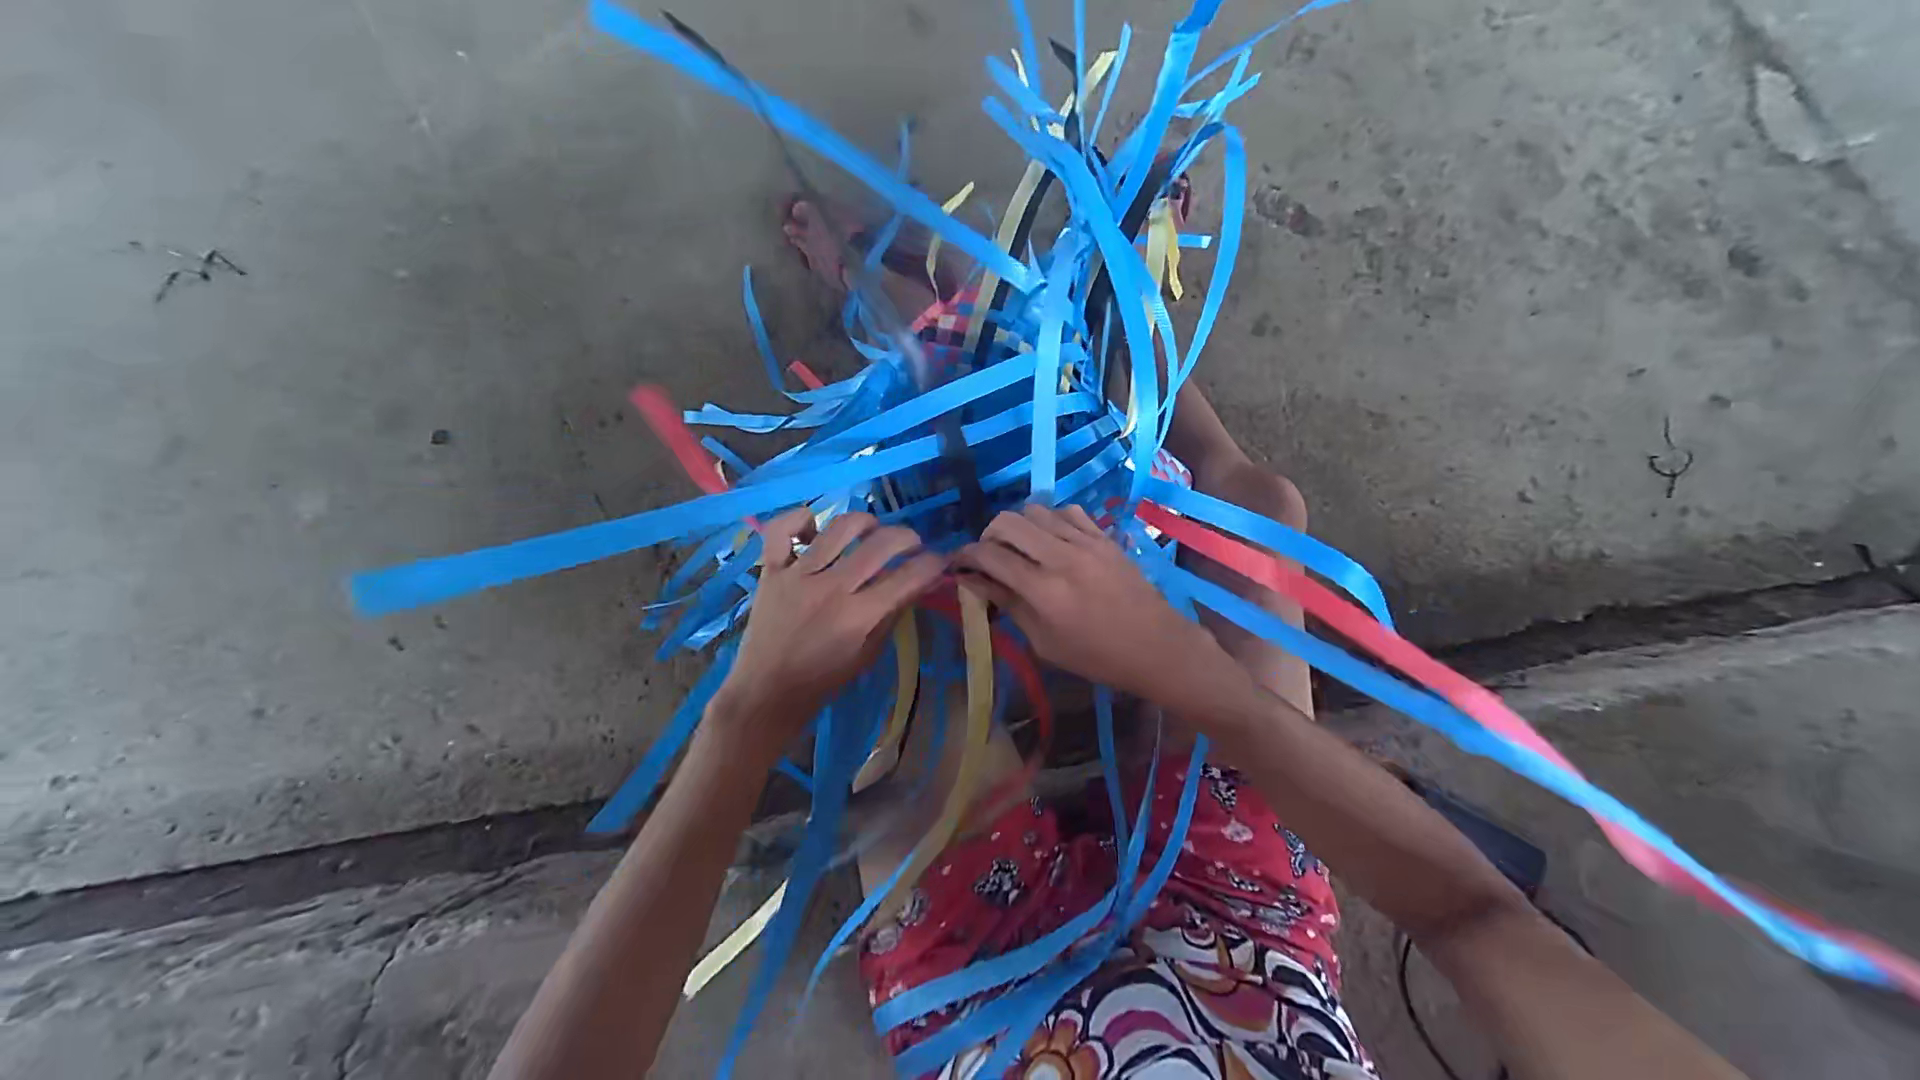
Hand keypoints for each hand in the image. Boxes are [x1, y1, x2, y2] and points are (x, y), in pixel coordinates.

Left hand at [709, 508, 945, 761]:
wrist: (766, 691)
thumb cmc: (823, 679)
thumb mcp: (868, 654)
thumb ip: (892, 614)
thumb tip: (917, 582)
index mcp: (858, 616)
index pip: (908, 576)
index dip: (932, 563)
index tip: (939, 560)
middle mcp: (831, 588)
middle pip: (880, 543)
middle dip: (907, 537)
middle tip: (911, 544)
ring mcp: (798, 575)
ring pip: (839, 528)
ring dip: (866, 522)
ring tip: (872, 532)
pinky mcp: (771, 571)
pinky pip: (781, 530)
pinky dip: (800, 520)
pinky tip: (816, 529)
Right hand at [955, 504, 1248, 716]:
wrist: (1156, 647)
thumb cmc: (1095, 656)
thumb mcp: (1044, 642)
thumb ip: (1008, 604)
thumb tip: (972, 581)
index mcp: (1044, 591)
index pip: (990, 556)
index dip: (965, 556)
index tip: (958, 564)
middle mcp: (1062, 557)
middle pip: (1008, 521)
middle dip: (988, 535)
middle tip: (990, 556)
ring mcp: (1086, 542)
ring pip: (1035, 510)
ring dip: (1019, 526)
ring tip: (1021, 549)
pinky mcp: (1104, 536)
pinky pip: (1067, 511)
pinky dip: (1050, 521)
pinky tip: (1052, 541)